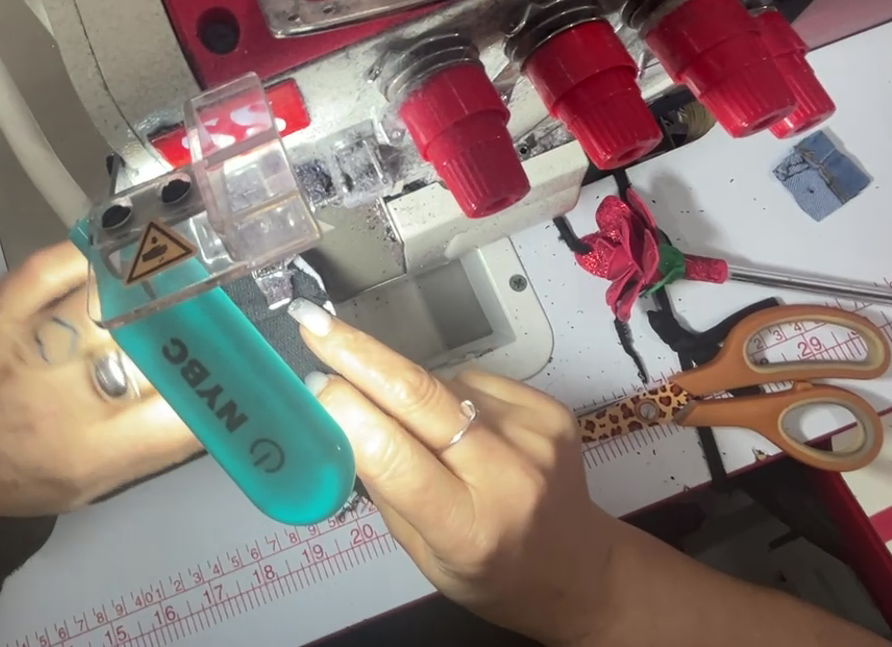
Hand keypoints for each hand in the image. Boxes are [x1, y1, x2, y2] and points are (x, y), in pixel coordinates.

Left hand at [0, 244, 199, 533]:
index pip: (179, 419)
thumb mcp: (76, 487)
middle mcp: (60, 403)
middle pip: (149, 349)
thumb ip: (139, 447)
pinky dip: (89, 253)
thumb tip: (193, 396)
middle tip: (200, 310)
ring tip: (167, 269)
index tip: (223, 368)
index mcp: (87, 457)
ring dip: (144, 281)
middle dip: (182, 328)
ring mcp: (24, 348)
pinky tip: (110, 255)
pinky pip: (54, 265)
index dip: (214, 390)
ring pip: (108, 299)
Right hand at [289, 299, 616, 646]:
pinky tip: (463, 424)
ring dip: (408, 388)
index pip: (394, 455)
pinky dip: (451, 393)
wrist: (579, 567)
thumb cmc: (487, 569)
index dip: (348, 410)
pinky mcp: (547, 407)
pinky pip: (472, 380)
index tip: (312, 381)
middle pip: (419, 396)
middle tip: (314, 323)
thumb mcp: (421, 550)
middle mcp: (506, 475)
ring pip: (441, 383)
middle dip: (358, 353)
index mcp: (465, 527)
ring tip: (421, 428)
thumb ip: (383, 480)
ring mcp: (532, 434)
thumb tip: (337, 406)